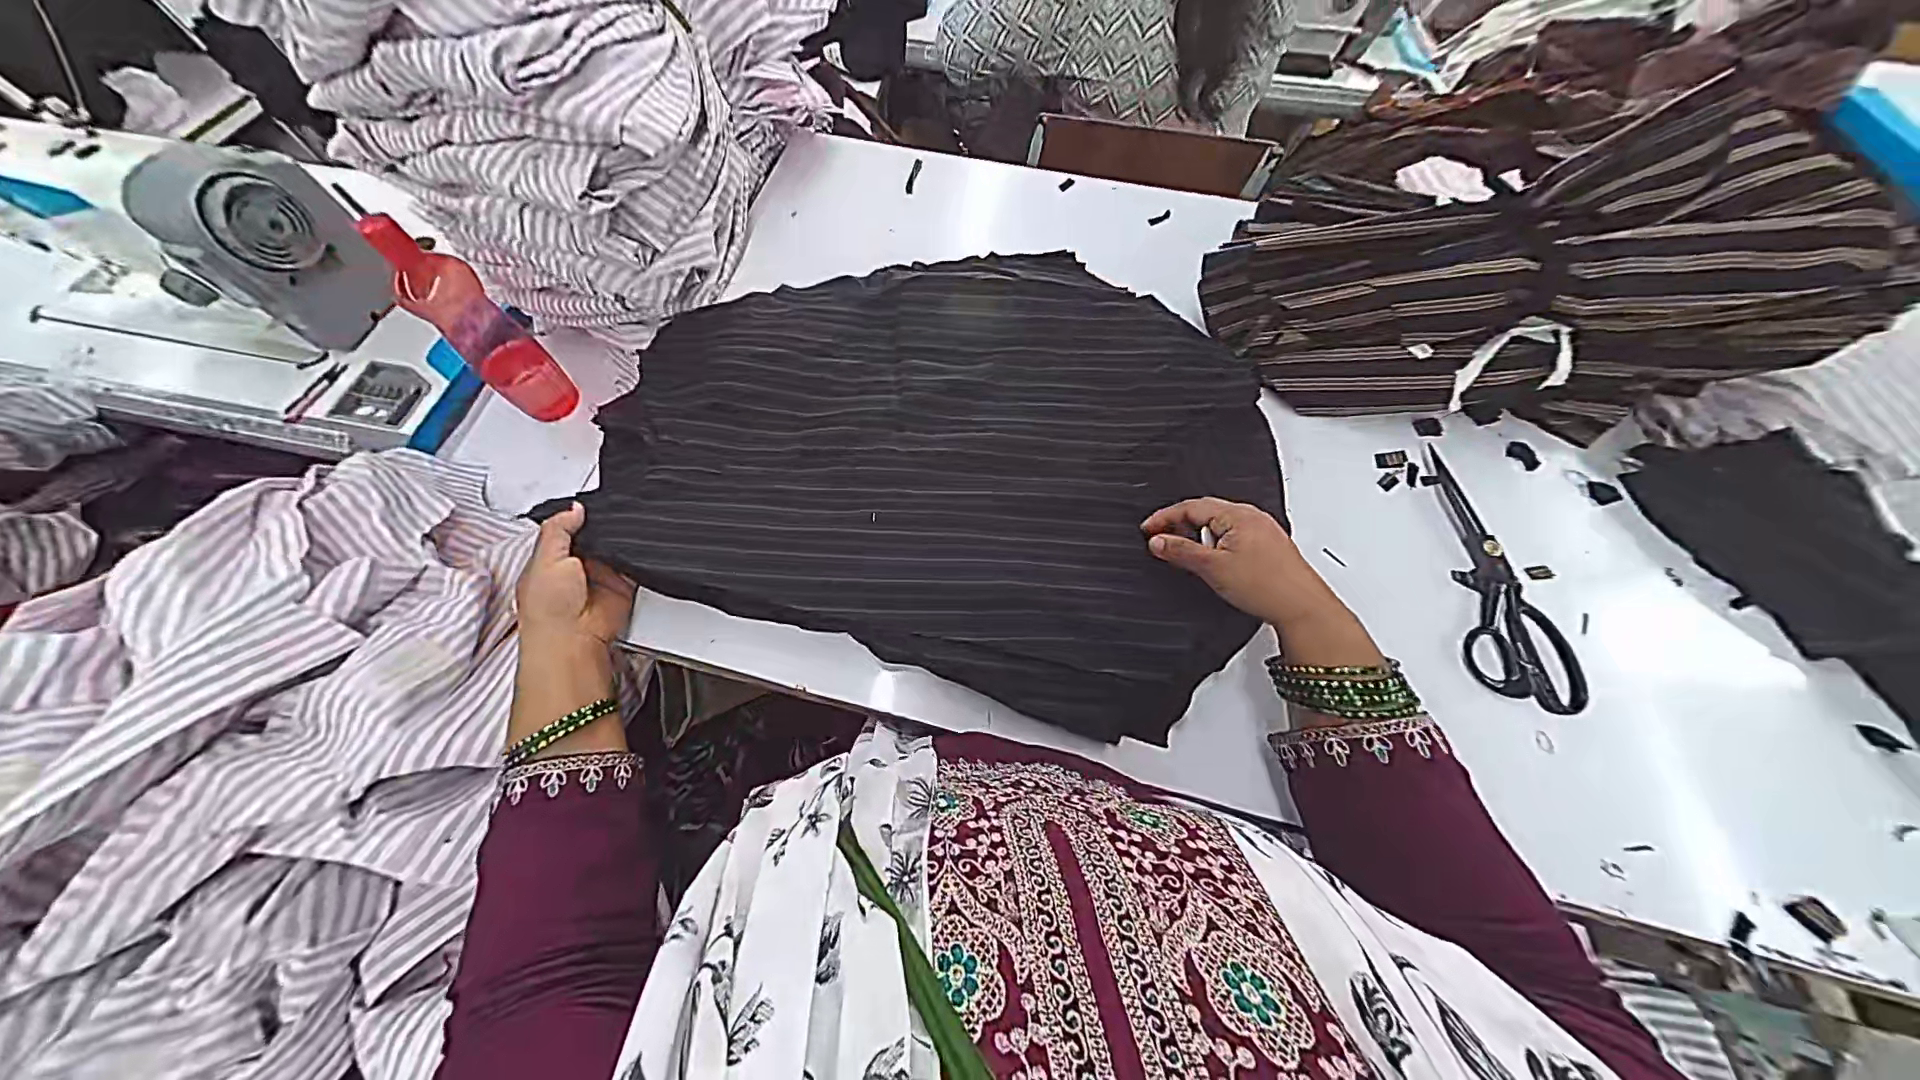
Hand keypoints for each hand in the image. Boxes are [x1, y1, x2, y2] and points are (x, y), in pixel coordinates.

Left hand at [517, 502, 635, 650]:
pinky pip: (634, 564)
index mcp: (551, 559)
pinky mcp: (622, 585)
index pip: (566, 529)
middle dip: (601, 528)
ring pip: (615, 548)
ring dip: (618, 542)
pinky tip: (633, 550)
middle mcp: (576, 568)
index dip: (576, 517)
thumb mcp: (544, 558)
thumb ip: (558, 530)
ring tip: (619, 537)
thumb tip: (574, 509)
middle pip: (594, 537)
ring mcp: (600, 576)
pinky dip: (636, 557)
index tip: (587, 505)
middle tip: (605, 519)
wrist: (573, 637)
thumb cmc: (547, 608)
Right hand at [1140, 498, 1343, 629]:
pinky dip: (1213, 544)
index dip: (1164, 517)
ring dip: (1197, 536)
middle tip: (1159, 541)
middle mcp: (1252, 517)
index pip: (1191, 506)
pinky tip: (1210, 562)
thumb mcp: (1212, 567)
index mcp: (1238, 515)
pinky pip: (1231, 536)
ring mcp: (1261, 530)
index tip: (1148, 529)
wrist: (1301, 608)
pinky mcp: (1266, 545)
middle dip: (1178, 525)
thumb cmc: (1267, 586)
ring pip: (1217, 525)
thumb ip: (1180, 551)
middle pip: (1204, 512)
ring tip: (1184, 554)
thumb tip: (1157, 541)